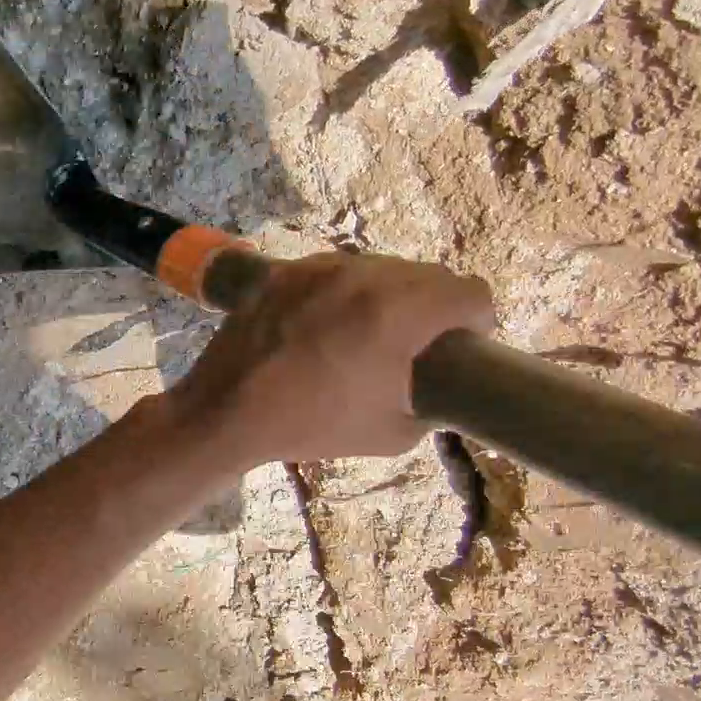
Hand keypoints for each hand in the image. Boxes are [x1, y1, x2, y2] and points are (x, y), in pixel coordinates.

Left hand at [168, 252, 494, 464]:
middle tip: (414, 343)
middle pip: (424, 275)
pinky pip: (328, 273)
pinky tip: (324, 322)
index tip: (460, 347)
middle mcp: (360, 275)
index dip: (476, 322)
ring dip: (383, 295)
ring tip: (366, 332)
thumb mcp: (394, 431)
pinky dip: (337, 292)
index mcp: (399, 308)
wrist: (224, 414)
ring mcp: (314, 269)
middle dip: (431, 307)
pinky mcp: (278, 273)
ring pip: (375, 268)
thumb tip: (439, 390)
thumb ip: (433, 402)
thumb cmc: (309, 424)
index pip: (470, 292)